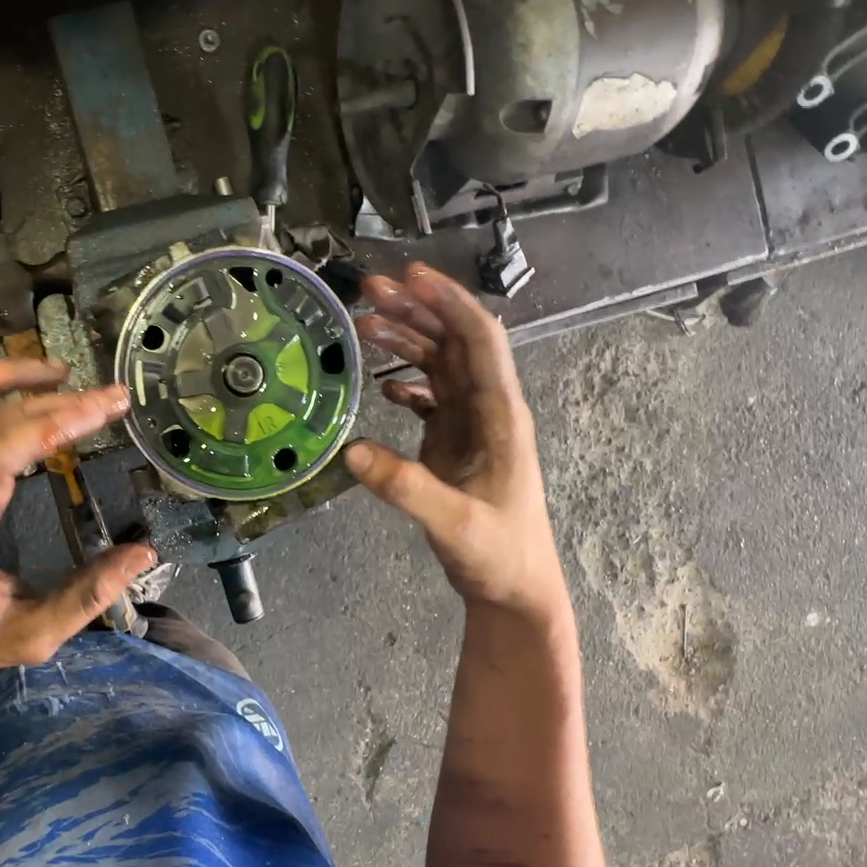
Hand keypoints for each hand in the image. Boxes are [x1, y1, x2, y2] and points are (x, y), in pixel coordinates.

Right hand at [344, 264, 568, 619]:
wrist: (515, 590)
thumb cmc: (498, 555)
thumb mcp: (453, 523)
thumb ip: (405, 487)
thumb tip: (350, 450)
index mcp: (501, 415)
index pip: (479, 340)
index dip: (447, 302)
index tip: (408, 276)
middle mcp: (488, 410)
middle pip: (454, 342)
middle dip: (416, 309)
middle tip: (368, 289)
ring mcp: (472, 426)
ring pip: (440, 365)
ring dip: (407, 339)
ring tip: (363, 322)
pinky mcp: (455, 445)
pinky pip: (431, 398)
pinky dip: (406, 383)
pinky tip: (381, 383)